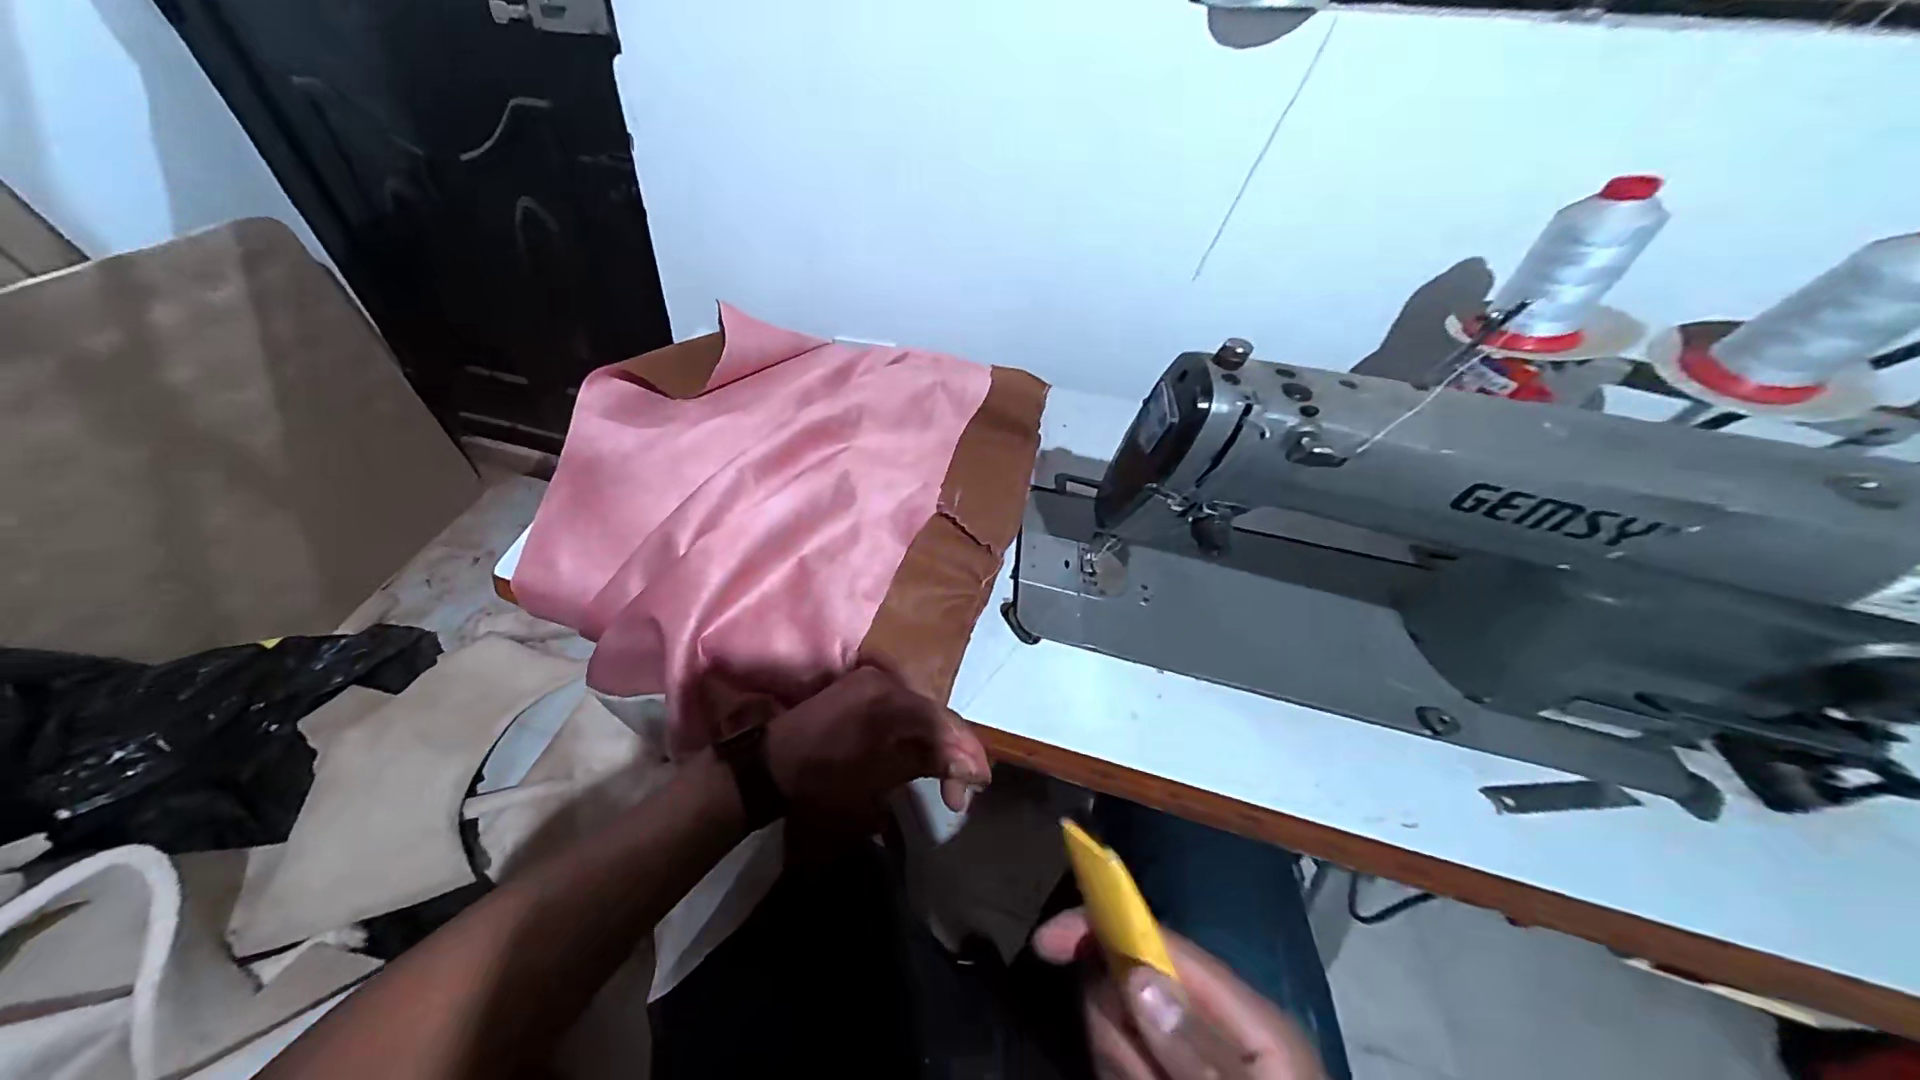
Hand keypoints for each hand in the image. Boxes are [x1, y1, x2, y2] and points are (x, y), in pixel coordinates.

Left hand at [762, 665, 990, 824]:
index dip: (968, 755)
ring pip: (920, 712)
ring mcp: (871, 681)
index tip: (975, 788)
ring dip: (935, 744)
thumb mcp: (880, 777)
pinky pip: (900, 709)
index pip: (945, 723)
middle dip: (953, 753)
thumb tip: (975, 767)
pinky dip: (913, 734)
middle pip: (935, 715)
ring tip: (944, 778)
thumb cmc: (823, 777)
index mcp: (890, 698)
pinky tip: (917, 756)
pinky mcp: (860, 688)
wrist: (767, 765)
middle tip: (960, 791)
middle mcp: (885, 680)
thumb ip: (930, 762)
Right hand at [1033, 909, 1325, 1079]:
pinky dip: (1123, 1073)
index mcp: (1247, 1018)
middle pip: (1134, 983)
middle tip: (1137, 1077)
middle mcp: (1218, 1025)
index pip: (1165, 944)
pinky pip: (1125, 1061)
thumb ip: (1198, 1052)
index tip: (1048, 941)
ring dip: (1121, 1060)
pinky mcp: (1172, 1072)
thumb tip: (1139, 975)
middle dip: (1115, 1026)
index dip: (1103, 926)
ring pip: (1123, 1026)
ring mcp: (1194, 1054)